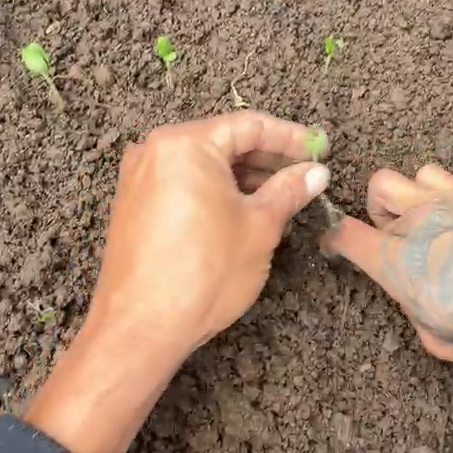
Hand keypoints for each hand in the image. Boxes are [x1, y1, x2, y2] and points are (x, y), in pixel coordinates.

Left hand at [27, 112, 330, 452]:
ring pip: (202, 165)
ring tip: (280, 195)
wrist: (140, 327)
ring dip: (242, 177)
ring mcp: (139, 178)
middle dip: (266, 157)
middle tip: (304, 173)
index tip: (318, 148)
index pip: (248, 126)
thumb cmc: (204, 272)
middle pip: (222, 142)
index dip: (289, 137)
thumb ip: (288, 190)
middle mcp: (154, 151)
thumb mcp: (259, 226)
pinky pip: (182, 184)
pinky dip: (215, 191)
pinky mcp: (134, 206)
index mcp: (185, 144)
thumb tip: (315, 172)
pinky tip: (243, 211)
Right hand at [321, 165, 452, 367]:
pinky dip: (444, 193)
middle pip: (376, 188)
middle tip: (395, 235)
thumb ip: (418, 314)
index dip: (334, 238)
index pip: (345, 234)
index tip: (338, 246)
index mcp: (397, 261)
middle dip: (377, 209)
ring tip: (428, 220)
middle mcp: (417, 221)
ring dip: (411, 195)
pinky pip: (448, 178)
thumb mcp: (443, 343)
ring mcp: (451, 201)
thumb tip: (419, 299)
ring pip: (411, 174)